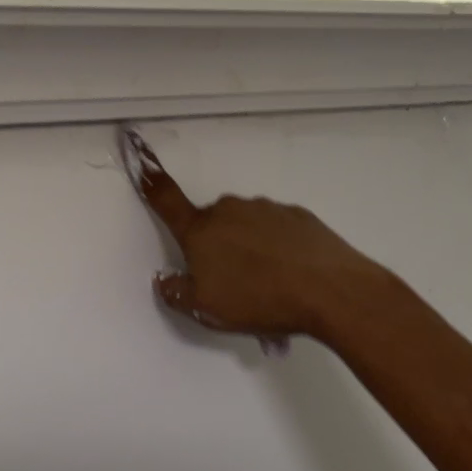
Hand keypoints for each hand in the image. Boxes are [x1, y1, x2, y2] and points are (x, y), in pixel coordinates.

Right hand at [119, 126, 390, 343]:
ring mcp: (265, 209)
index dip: (150, 182)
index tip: (140, 161)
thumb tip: (164, 281)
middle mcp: (229, 210)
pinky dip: (281, 248)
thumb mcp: (207, 309)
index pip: (167, 202)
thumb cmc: (259, 299)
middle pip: (213, 224)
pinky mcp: (298, 217)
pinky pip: (279, 230)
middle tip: (236, 284)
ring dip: (252, 248)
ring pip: (248, 227)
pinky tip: (295, 276)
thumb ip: (177, 293)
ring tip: (272, 288)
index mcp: (200, 230)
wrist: (331, 290)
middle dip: (219, 246)